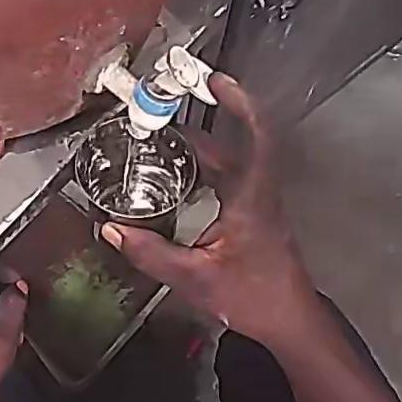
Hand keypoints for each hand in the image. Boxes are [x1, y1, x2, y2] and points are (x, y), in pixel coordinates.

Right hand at [99, 73, 317, 348]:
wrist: (289, 319)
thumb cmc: (254, 297)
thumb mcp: (195, 278)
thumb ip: (151, 253)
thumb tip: (113, 230)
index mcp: (251, 198)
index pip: (256, 136)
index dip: (239, 103)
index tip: (215, 82)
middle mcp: (258, 192)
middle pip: (232, 144)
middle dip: (199, 122)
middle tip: (162, 113)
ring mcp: (257, 201)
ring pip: (229, 159)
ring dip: (200, 145)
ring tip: (162, 138)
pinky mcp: (253, 212)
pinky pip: (228, 175)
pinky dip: (203, 165)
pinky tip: (177, 174)